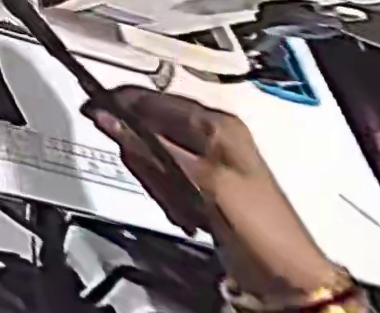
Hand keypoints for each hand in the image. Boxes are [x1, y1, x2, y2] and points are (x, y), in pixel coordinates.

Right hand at [86, 87, 346, 306]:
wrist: (289, 280)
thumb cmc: (257, 224)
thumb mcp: (196, 180)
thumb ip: (147, 146)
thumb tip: (105, 116)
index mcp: (214, 122)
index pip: (150, 98)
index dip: (118, 103)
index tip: (90, 110)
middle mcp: (208, 133)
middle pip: (146, 125)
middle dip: (144, 155)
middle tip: (157, 181)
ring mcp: (203, 158)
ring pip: (150, 151)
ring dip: (155, 178)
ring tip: (176, 201)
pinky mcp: (198, 181)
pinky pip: (160, 173)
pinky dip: (162, 190)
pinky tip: (180, 208)